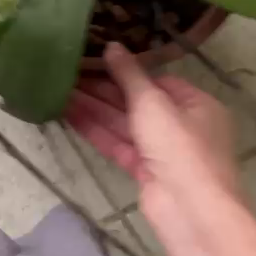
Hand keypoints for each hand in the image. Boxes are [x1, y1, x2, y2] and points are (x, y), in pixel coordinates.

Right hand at [66, 42, 239, 210]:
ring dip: (93, 107)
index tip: (94, 59)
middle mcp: (183, 126)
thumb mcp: (152, 102)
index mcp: (197, 106)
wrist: (190, 211)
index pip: (158, 81)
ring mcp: (163, 150)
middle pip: (137, 102)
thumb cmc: (179, 146)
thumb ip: (128, 74)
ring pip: (123, 122)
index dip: (127, 70)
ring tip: (58, 88)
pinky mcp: (144, 170)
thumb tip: (111, 45)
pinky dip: (94, 128)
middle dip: (103, 89)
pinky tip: (66, 112)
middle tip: (68, 71)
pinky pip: (116, 143)